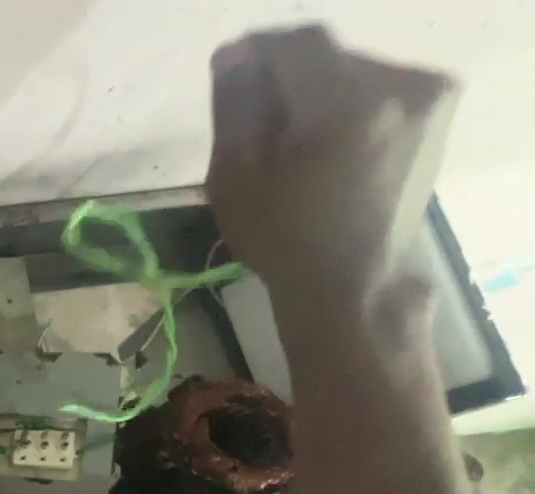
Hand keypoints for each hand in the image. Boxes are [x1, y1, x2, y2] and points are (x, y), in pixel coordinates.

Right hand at [205, 25, 455, 312]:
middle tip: (249, 120)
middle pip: (328, 57)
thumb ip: (236, 109)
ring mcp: (430, 93)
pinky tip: (322, 144)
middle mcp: (402, 84)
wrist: (354, 275)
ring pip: (353, 70)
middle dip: (285, 77)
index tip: (228, 62)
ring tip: (287, 140)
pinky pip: (378, 85)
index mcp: (345, 105)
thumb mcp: (235, 179)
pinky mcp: (439, 106)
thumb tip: (233, 54)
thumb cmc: (280, 236)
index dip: (260, 46)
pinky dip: (343, 102)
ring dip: (314, 92)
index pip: (302, 44)